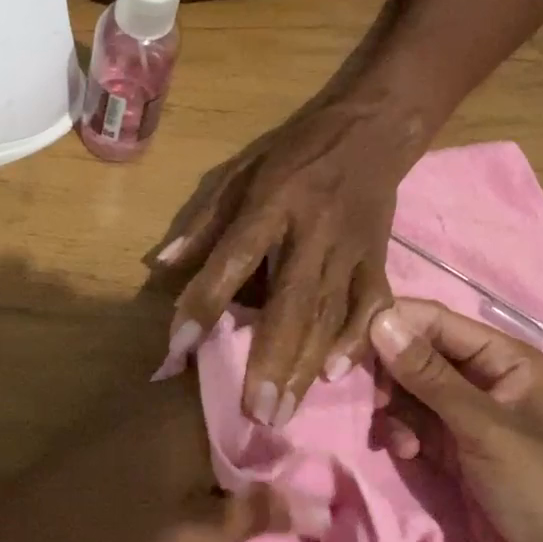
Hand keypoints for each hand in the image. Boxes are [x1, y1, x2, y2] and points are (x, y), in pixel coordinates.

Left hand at [0, 379, 310, 541]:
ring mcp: (136, 401)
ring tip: (246, 471)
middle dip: (256, 427)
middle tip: (282, 466)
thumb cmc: (121, 535)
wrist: (29, 533)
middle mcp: (168, 392)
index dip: (288, 420)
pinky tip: (196, 468)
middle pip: (229, 396)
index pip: (258, 397)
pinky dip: (192, 435)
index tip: (310, 448)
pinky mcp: (114, 417)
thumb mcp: (199, 537)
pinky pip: (170, 412)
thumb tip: (320, 505)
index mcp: (196, 411)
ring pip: (199, 405)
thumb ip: (258, 514)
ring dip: (223, 432)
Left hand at [154, 100, 420, 426]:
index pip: (234, 257)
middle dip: (274, 360)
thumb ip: (203, 220)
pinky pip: (372, 306)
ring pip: (331, 314)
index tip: (179, 347)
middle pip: (293, 301)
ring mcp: (352, 247)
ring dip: (308, 367)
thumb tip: (162, 264)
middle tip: (256, 413)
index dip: (205, 301)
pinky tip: (338, 375)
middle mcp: (314, 230)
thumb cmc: (295, 150)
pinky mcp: (380, 258)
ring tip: (286, 414)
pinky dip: (357, 342)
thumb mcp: (239, 170)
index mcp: (272, 202)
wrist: (373, 128)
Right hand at [367, 299, 542, 541]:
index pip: (437, 322)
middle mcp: (485, 379)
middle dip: (387, 371)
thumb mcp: (483, 427)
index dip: (391, 324)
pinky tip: (403, 451)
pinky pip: (410, 423)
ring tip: (392, 435)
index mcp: (507, 359)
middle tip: (362, 392)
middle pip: (417, 353)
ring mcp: (466, 416)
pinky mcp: (450, 449)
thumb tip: (379, 320)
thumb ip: (428, 374)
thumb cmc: (539, 489)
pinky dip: (400, 432)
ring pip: (408, 390)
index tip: (345, 337)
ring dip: (392, 407)